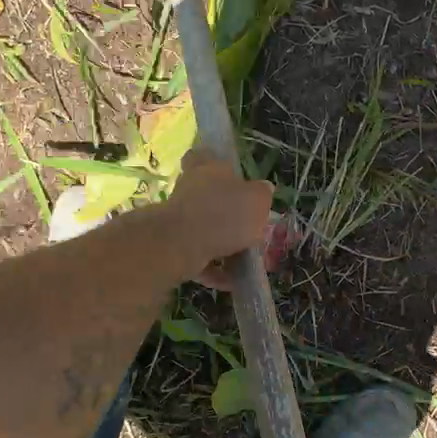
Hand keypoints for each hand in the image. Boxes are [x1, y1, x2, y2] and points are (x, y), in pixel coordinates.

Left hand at [160, 150, 273, 286]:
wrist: (184, 244)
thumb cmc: (224, 213)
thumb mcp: (257, 200)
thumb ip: (261, 194)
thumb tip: (263, 189)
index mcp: (207, 169)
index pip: (203, 156)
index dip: (211, 162)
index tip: (225, 176)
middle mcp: (189, 191)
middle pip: (206, 197)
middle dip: (223, 214)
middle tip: (246, 228)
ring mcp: (179, 220)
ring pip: (203, 231)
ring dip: (221, 245)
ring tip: (244, 261)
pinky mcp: (174, 247)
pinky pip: (199, 258)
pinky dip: (214, 270)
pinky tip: (232, 282)